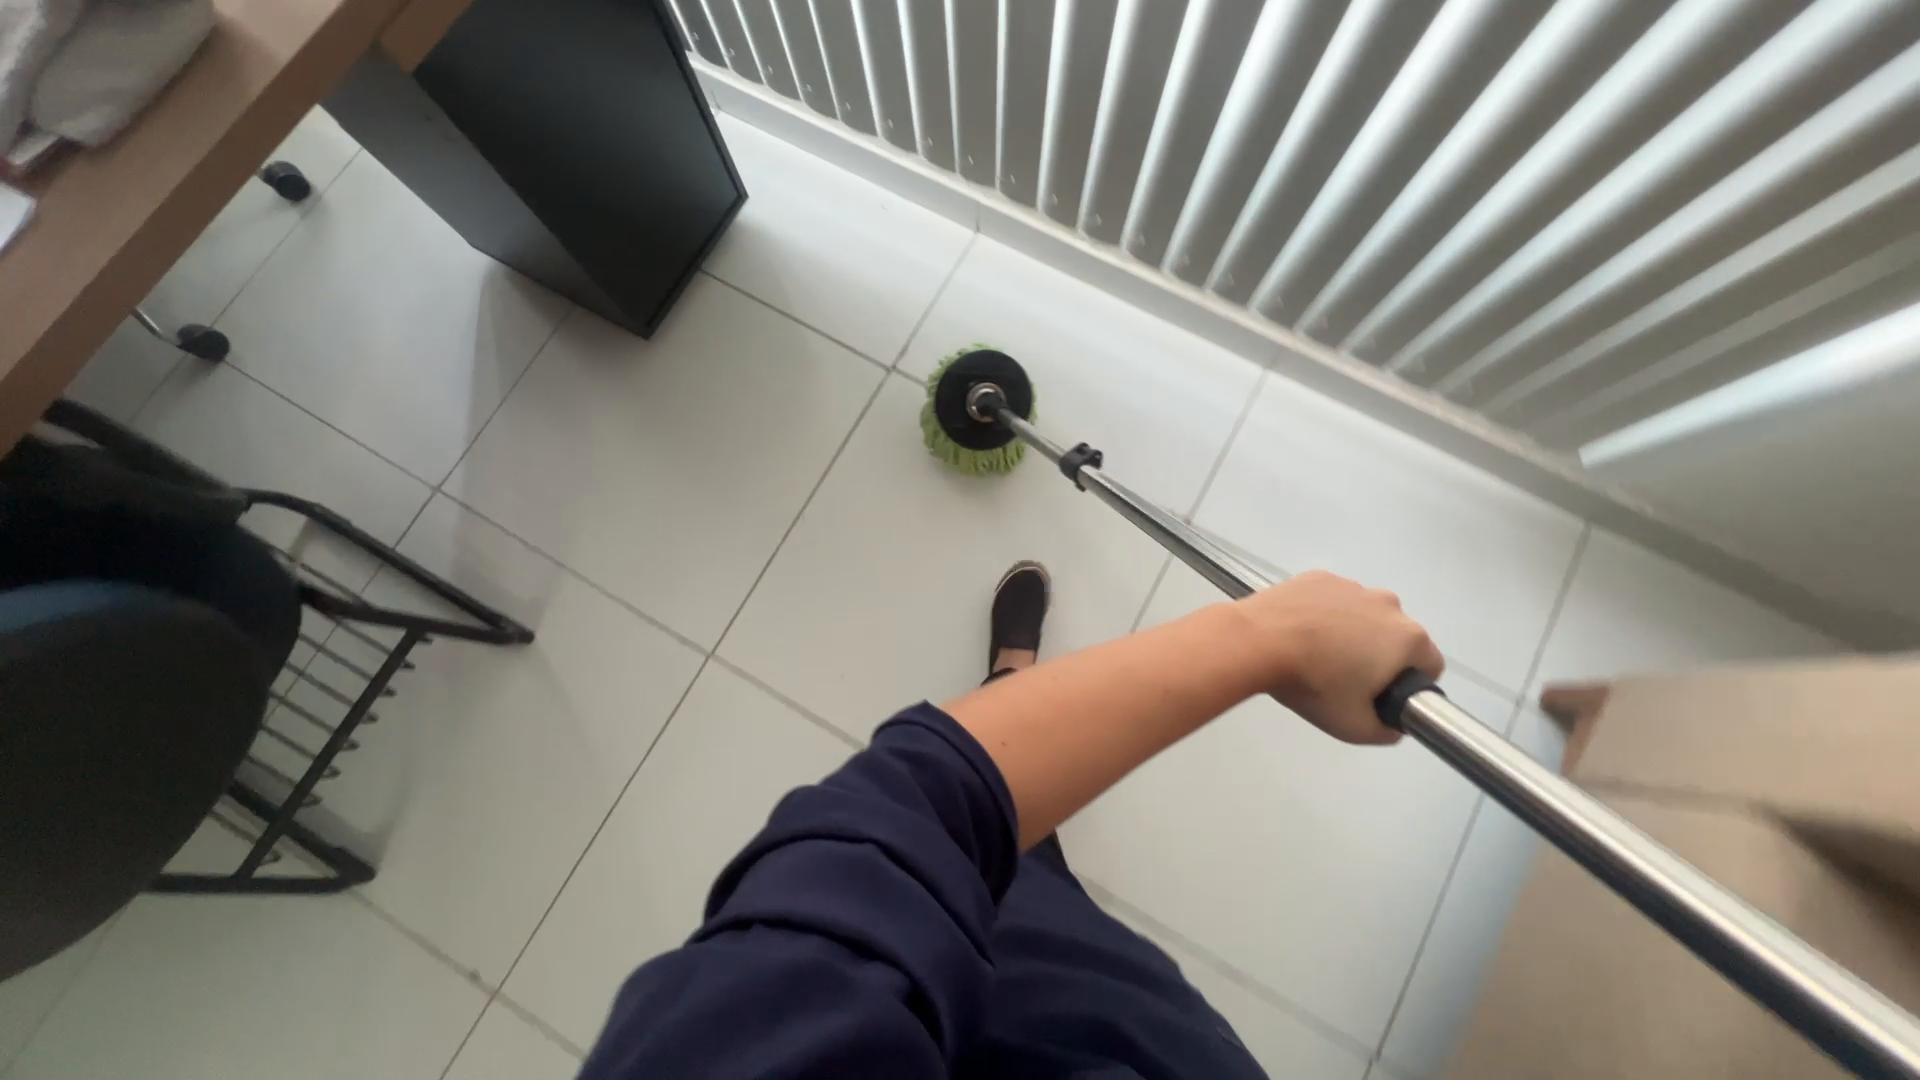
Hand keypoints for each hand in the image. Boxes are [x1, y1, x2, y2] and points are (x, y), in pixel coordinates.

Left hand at [1231, 570, 1443, 745]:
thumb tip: (1392, 724)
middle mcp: (1387, 604)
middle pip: (1395, 637)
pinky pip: (1331, 599)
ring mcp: (1351, 585)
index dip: (1408, 685)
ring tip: (1315, 653)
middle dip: (1378, 656)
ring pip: (1363, 615)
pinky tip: (1299, 631)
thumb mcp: (1355, 727)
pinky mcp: (1318, 576)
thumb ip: (1387, 730)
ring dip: (1350, 631)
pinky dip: (1322, 613)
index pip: (1429, 665)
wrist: (1257, 641)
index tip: (1380, 695)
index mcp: (1408, 637)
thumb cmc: (1312, 684)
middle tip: (1343, 678)